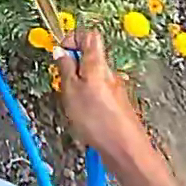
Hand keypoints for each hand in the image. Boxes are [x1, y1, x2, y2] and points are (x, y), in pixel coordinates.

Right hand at [53, 29, 151, 162]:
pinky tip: (85, 117)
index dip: (72, 39)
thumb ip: (65, 67)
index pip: (89, 35)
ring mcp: (115, 89)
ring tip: (74, 104)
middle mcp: (109, 73)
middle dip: (73, 67)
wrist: (125, 150)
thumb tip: (60, 51)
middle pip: (90, 56)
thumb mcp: (70, 90)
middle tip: (64, 82)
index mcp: (97, 64)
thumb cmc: (98, 121)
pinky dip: (89, 99)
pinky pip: (98, 93)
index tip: (61, 53)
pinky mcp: (117, 105)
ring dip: (79, 85)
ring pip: (93, 76)